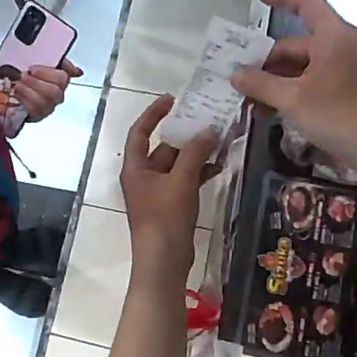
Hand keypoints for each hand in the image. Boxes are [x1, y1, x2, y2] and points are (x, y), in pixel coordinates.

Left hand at [13, 59, 82, 122]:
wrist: (9, 86)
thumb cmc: (27, 72)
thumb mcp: (40, 59)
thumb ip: (59, 61)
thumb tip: (77, 72)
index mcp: (61, 79)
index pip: (63, 78)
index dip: (47, 73)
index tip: (32, 69)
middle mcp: (57, 95)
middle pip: (54, 92)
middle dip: (36, 83)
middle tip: (23, 76)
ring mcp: (48, 107)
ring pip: (44, 103)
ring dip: (28, 91)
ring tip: (17, 84)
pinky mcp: (37, 116)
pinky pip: (34, 111)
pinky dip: (24, 101)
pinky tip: (17, 93)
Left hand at [121, 94, 217, 282]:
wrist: (163, 258)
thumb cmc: (165, 217)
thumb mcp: (180, 181)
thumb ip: (194, 154)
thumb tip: (207, 132)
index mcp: (134, 168)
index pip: (139, 133)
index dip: (152, 114)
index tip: (171, 99)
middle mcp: (142, 176)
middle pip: (162, 148)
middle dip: (185, 135)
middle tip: (209, 119)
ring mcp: (156, 190)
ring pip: (176, 164)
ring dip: (196, 153)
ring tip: (222, 139)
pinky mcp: (170, 203)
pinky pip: (184, 179)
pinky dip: (199, 171)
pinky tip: (219, 164)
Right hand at [230, 0, 356, 182]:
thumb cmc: (340, 114)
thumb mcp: (292, 99)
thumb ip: (260, 83)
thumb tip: (235, 73)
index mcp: (333, 39)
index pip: (307, 6)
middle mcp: (340, 48)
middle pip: (293, 46)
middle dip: (263, 63)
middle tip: (235, 81)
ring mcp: (344, 70)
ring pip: (298, 68)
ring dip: (271, 82)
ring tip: (248, 102)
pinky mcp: (345, 91)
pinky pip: (308, 83)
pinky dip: (287, 92)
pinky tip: (268, 111)